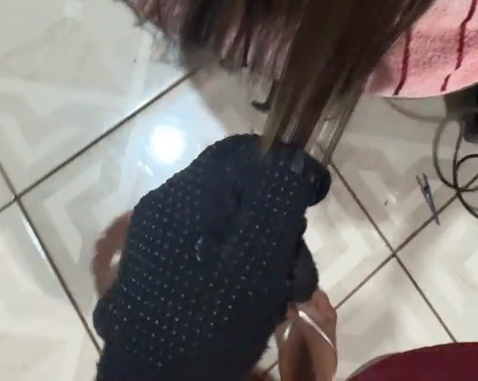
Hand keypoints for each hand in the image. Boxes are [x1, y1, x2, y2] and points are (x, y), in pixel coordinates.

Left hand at [92, 135, 329, 378]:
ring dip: (265, 258)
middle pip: (241, 193)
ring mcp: (162, 242)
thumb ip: (277, 198)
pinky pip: (212, 254)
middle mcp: (170, 207)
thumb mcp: (256, 260)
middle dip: (279, 228)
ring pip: (232, 228)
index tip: (316, 198)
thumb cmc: (207, 325)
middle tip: (297, 272)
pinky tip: (256, 310)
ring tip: (282, 302)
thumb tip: (294, 153)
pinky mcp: (161, 273)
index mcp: (187, 194)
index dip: (284, 166)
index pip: (243, 152)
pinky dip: (240, 274)